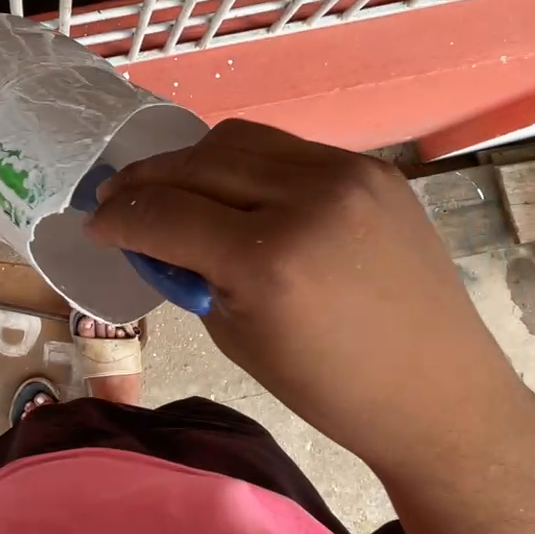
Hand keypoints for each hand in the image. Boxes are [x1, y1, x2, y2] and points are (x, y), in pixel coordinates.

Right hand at [84, 119, 534, 479]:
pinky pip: (284, 149)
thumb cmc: (330, 387)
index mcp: (268, 260)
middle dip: (144, 180)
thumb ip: (189, 270)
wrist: (440, 394)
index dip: (117, 216)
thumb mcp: (235, 334)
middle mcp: (307, 199)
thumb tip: (152, 230)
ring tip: (172, 186)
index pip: (164, 213)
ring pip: (236, 139)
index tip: (94, 222)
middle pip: (194, 163)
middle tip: (117, 196)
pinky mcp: (372, 169)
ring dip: (191, 162)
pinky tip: (234, 190)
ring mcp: (347, 174)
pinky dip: (244, 164)